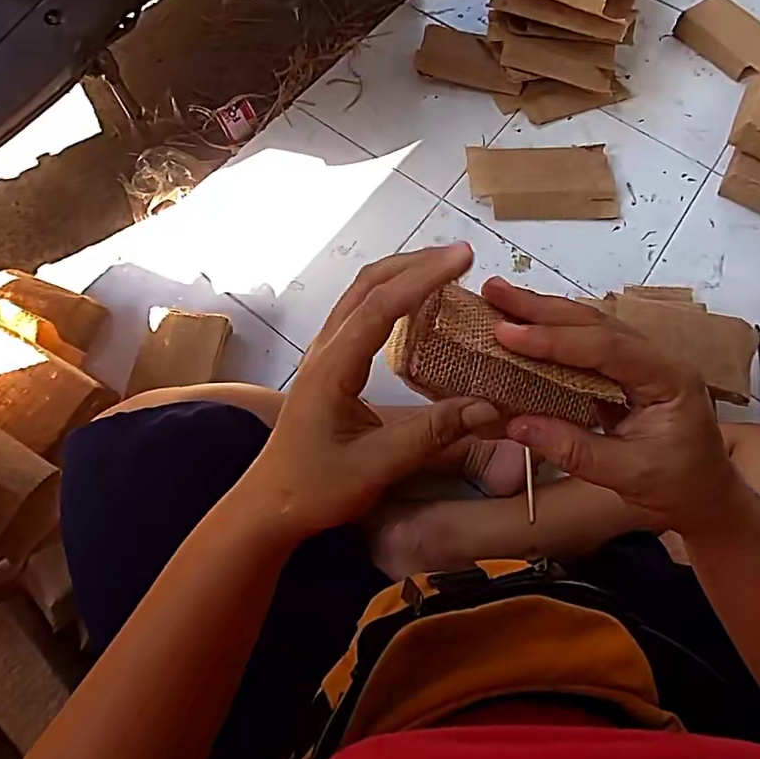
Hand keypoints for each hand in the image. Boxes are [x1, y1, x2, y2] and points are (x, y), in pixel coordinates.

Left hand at [235, 245, 505, 542]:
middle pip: (368, 285)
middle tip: (461, 257)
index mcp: (332, 366)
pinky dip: (392, 293)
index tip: (462, 259)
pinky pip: (361, 310)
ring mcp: (324, 350)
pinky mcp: (330, 360)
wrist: (271, 502)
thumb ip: (431, 434)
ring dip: (402, 273)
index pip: (380, 307)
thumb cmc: (316, 488)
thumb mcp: (376, 466)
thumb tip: (488, 406)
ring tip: (445, 267)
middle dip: (415, 263)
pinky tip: (416, 301)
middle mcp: (325, 348)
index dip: (423, 278)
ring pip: (362, 292)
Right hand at [483, 277, 744, 534]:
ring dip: (541, 310)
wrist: (708, 496)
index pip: (605, 347)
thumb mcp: (627, 476)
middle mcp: (654, 357)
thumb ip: (573, 449)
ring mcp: (638, 359)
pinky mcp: (621, 367)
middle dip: (539, 306)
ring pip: (587, 323)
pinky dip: (550, 328)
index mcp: (667, 379)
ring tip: (499, 296)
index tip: (506, 333)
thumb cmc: (678, 487)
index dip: (553, 339)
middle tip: (493, 291)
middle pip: (593, 321)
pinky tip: (523, 321)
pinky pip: (583, 339)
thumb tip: (515, 424)